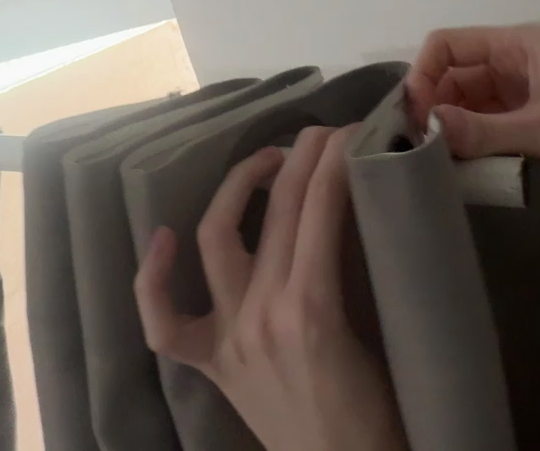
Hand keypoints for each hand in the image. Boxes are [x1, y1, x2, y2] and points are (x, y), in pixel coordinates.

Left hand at [135, 126, 405, 450]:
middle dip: (305, 154)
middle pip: (280, 207)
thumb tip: (361, 196)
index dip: (336, 155)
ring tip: (272, 160)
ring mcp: (229, 337)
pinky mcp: (211, 363)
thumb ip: (366, 266)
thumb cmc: (383, 410)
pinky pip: (164, 324)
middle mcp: (262, 313)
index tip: (353, 129)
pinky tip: (164, 236)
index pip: (321, 204)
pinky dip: (154, 278)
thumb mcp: (385, 329)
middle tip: (327, 133)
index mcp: (313, 309)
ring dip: (242, 184)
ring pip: (218, 237)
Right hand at [406, 24, 539, 214]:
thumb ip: (481, 129)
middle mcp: (524, 62)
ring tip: (442, 164)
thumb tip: (424, 129)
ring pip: (480, 102)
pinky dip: (484, 141)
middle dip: (438, 104)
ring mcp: (539, 93)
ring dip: (460, 126)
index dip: (424, 74)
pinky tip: (473, 168)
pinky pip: (503, 125)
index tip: (413, 118)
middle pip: (461, 74)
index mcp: (521, 44)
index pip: (450, 44)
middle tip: (421, 149)